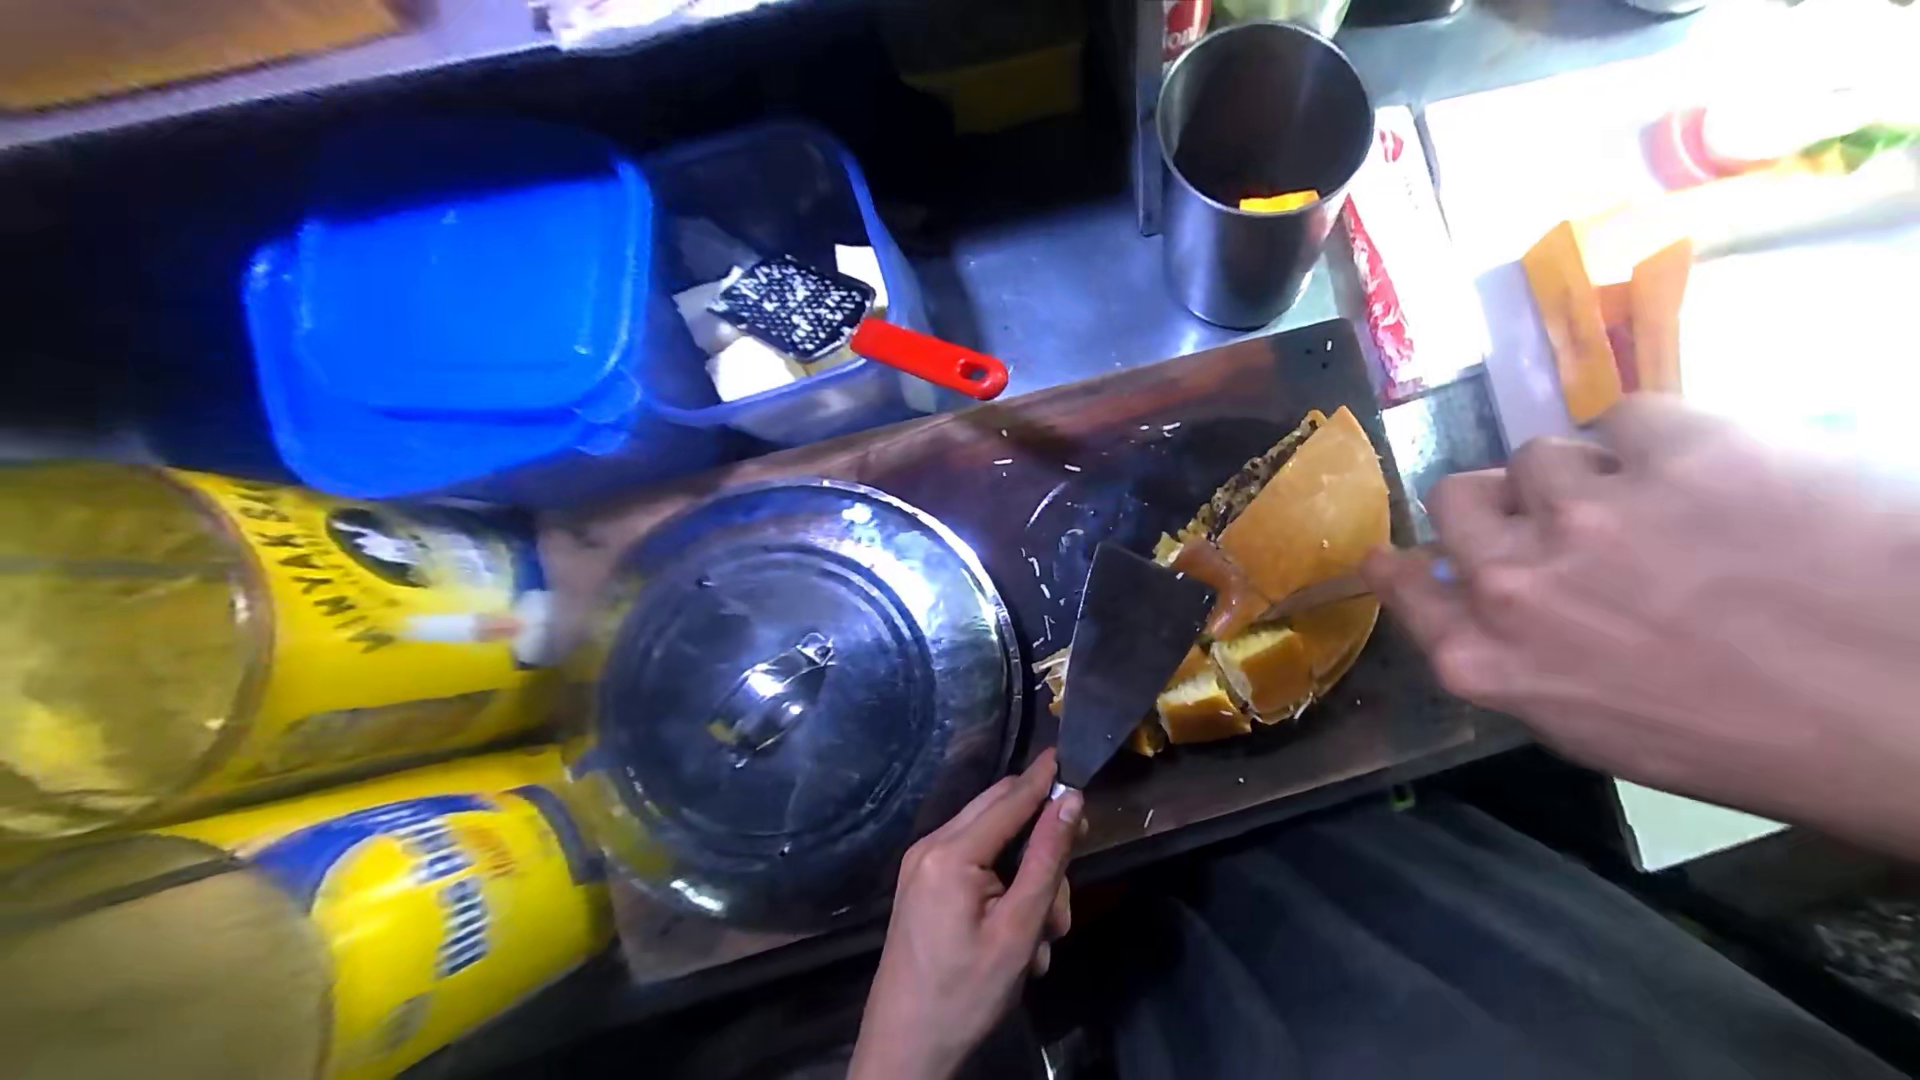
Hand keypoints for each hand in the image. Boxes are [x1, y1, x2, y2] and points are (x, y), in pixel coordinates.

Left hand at [847, 750, 1084, 1079]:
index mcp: (950, 852)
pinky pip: (973, 861)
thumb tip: (1071, 802)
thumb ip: (1047, 860)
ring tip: (1044, 935)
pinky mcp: (923, 882)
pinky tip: (1019, 933)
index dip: (1042, 779)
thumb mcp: (1019, 930)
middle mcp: (931, 844)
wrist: (904, 1049)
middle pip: (998, 812)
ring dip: (1026, 873)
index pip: (1009, 799)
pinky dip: (1003, 883)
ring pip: (990, 840)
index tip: (1068, 755)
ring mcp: (922, 862)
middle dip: (1040, 837)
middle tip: (1072, 868)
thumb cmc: (966, 994)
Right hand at [1364, 395, 1919, 856]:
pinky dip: (1657, 441)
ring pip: (1539, 454)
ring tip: (1660, 503)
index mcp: (1484, 660)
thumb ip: (1498, 656)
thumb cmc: (1749, 736)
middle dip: (1496, 503)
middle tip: (1554, 517)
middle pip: (1454, 497)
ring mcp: (1586, 516)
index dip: (1400, 560)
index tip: (1401, 550)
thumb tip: (1462, 593)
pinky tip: (1713, 475)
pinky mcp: (1679, 455)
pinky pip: (1624, 417)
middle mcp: (1511, 582)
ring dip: (1585, 475)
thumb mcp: (1581, 722)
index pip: (1401, 584)